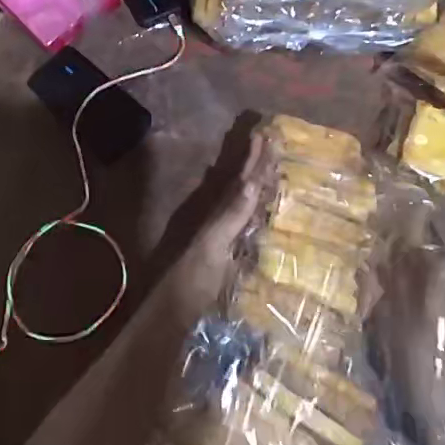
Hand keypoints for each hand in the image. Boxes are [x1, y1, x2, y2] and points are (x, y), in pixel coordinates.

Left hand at [167, 136, 274, 317]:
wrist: (176, 310)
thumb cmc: (195, 278)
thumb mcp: (213, 244)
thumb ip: (231, 215)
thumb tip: (251, 183)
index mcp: (219, 211)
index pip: (241, 179)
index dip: (253, 158)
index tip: (264, 133)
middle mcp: (220, 217)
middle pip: (241, 183)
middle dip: (254, 161)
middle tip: (268, 136)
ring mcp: (222, 234)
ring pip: (241, 199)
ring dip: (253, 179)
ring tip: (267, 159)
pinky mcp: (225, 253)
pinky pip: (242, 222)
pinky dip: (252, 208)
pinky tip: (257, 205)